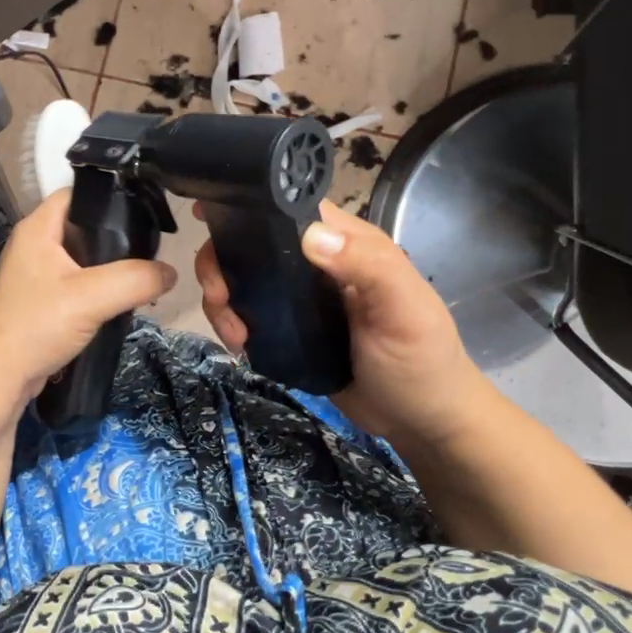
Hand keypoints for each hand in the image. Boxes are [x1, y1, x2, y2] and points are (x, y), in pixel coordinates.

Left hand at [0, 189, 175, 405]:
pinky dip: (98, 287)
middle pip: (82, 224)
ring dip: (109, 265)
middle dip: (116, 234)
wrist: (2, 375)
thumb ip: (136, 280)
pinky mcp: (40, 298)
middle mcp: (33, 244)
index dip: (109, 195)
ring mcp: (35, 272)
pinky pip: (76, 281)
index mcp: (37, 228)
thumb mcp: (93, 297)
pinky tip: (121, 299)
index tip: (144, 207)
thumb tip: (170, 273)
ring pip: (81, 256)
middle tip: (151, 246)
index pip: (76, 192)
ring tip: (143, 272)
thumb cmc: (39, 325)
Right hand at [194, 200, 481, 445]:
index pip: (290, 209)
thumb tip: (312, 235)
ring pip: (240, 278)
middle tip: (219, 296)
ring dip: (221, 300)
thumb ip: (368, 265)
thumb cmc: (421, 362)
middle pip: (251, 243)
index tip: (210, 218)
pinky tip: (238, 344)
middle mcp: (316, 263)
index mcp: (347, 244)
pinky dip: (229, 323)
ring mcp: (296, 297)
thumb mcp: (404, 312)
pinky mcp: (284, 328)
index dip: (249, 207)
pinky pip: (244, 313)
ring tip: (233, 333)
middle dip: (221, 263)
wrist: (421, 424)